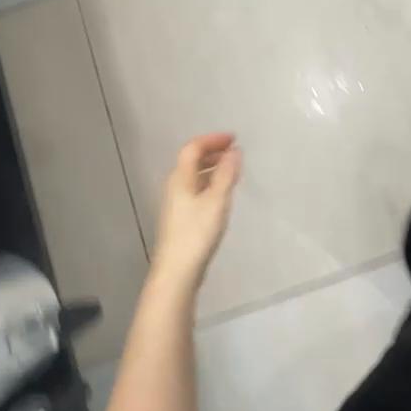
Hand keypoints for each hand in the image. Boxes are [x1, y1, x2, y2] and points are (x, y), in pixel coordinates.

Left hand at [150, 133, 241, 291]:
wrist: (177, 271)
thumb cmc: (196, 232)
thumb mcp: (217, 200)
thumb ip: (226, 174)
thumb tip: (234, 151)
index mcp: (180, 178)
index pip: (193, 148)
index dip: (212, 139)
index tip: (234, 138)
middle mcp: (175, 186)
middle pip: (191, 160)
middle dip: (213, 151)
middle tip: (234, 151)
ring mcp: (176, 202)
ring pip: (194, 175)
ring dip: (212, 167)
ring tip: (232, 170)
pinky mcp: (181, 217)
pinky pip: (196, 188)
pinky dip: (210, 182)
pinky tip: (221, 194)